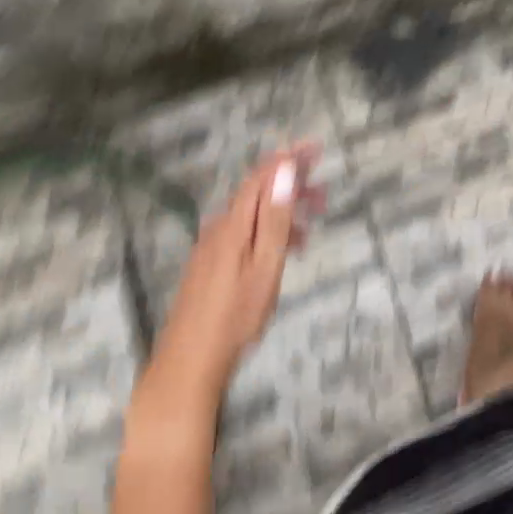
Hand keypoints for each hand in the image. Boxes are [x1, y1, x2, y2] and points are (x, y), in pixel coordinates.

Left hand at [149, 142, 324, 396]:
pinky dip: (269, 231)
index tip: (316, 149)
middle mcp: (219, 228)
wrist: (188, 363)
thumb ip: (275, 219)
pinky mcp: (210, 265)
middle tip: (324, 193)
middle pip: (256, 193)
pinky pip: (244, 233)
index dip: (288, 159)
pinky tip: (284, 251)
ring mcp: (211, 247)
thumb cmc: (235, 317)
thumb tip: (284, 171)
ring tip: (313, 226)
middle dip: (290, 185)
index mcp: (234, 225)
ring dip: (282, 211)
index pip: (262, 176)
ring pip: (252, 214)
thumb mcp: (265, 266)